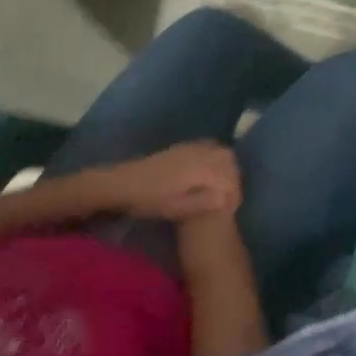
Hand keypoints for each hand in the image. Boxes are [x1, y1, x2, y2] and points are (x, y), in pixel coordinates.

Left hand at [109, 141, 241, 220]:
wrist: (122, 183)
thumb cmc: (149, 200)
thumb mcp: (176, 208)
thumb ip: (204, 202)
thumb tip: (227, 198)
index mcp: (200, 169)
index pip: (229, 179)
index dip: (234, 194)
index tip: (230, 209)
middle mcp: (200, 153)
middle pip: (230, 161)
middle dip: (234, 179)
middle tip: (228, 197)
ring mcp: (192, 147)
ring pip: (222, 152)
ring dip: (228, 168)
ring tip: (222, 186)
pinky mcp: (184, 147)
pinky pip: (211, 146)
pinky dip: (218, 157)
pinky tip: (211, 172)